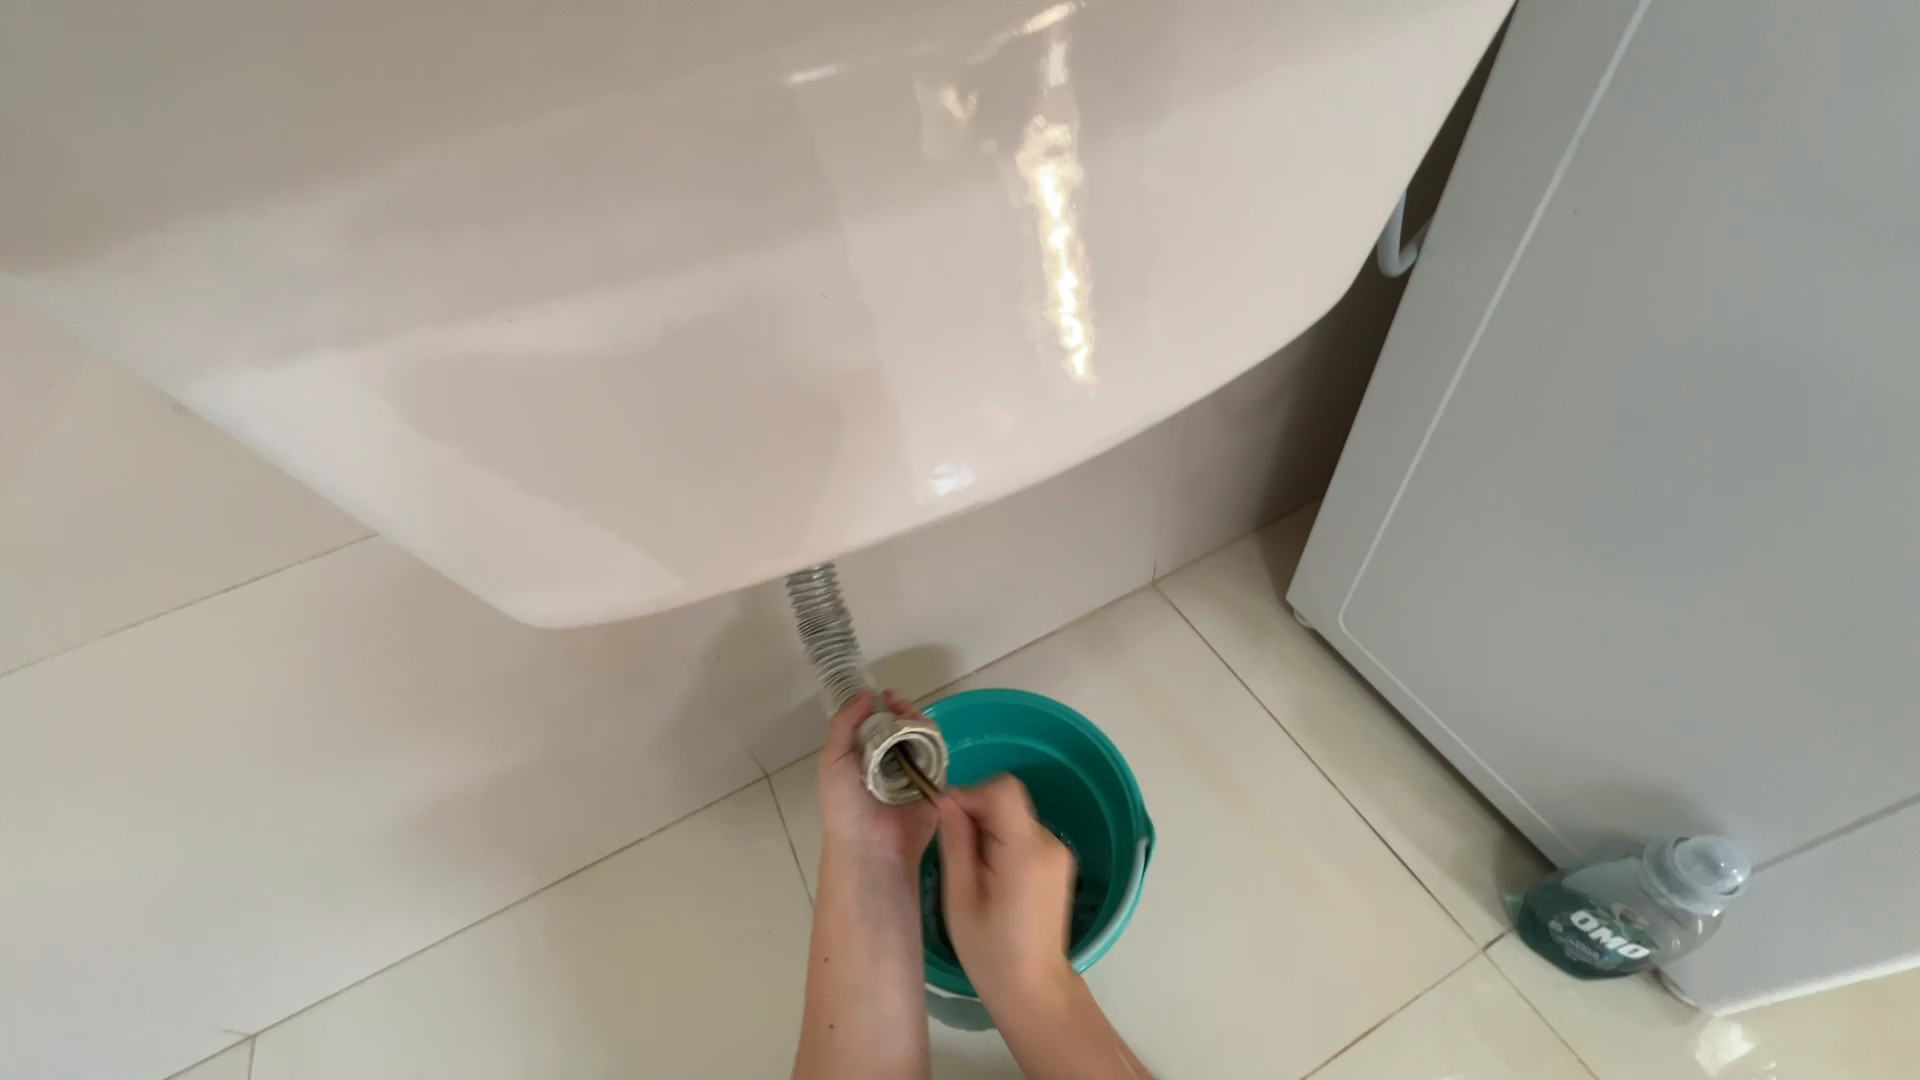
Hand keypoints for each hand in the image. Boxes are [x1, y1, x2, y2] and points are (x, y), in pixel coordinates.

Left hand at [817, 691, 937, 871]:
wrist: (871, 846)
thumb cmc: (846, 805)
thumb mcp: (832, 760)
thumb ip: (844, 725)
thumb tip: (866, 696)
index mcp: (864, 760)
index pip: (876, 727)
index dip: (880, 708)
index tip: (884, 696)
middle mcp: (889, 765)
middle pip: (902, 729)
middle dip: (902, 711)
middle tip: (900, 704)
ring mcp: (913, 774)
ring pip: (921, 738)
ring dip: (918, 721)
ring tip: (911, 714)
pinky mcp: (934, 785)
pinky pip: (939, 756)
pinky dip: (934, 740)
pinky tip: (927, 731)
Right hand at [935, 774, 1077, 1005]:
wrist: (1034, 988)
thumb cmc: (990, 952)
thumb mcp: (960, 898)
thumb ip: (956, 843)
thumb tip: (946, 800)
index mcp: (1026, 851)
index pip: (1002, 791)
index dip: (970, 794)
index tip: (946, 818)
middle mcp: (1049, 843)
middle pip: (1008, 800)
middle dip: (976, 813)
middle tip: (956, 850)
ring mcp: (1058, 851)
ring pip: (1014, 814)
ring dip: (989, 828)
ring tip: (974, 870)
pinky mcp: (1058, 860)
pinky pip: (1024, 831)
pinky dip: (1003, 840)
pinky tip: (993, 875)